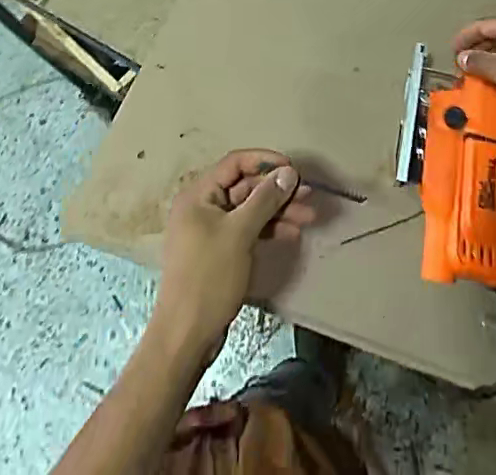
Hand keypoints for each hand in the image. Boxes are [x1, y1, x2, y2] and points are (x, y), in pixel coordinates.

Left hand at [153, 149, 316, 354]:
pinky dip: (269, 228)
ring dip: (279, 210)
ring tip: (308, 216)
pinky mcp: (221, 250)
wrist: (186, 335)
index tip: (293, 169)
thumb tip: (289, 173)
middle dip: (277, 190)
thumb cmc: (209, 277)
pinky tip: (291, 233)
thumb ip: (265, 199)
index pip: (235, 163)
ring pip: (251, 208)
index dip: (265, 160)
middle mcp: (203, 207)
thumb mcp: (240, 233)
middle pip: (246, 186)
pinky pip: (248, 228)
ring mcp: (212, 229)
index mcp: (198, 195)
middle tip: (308, 195)